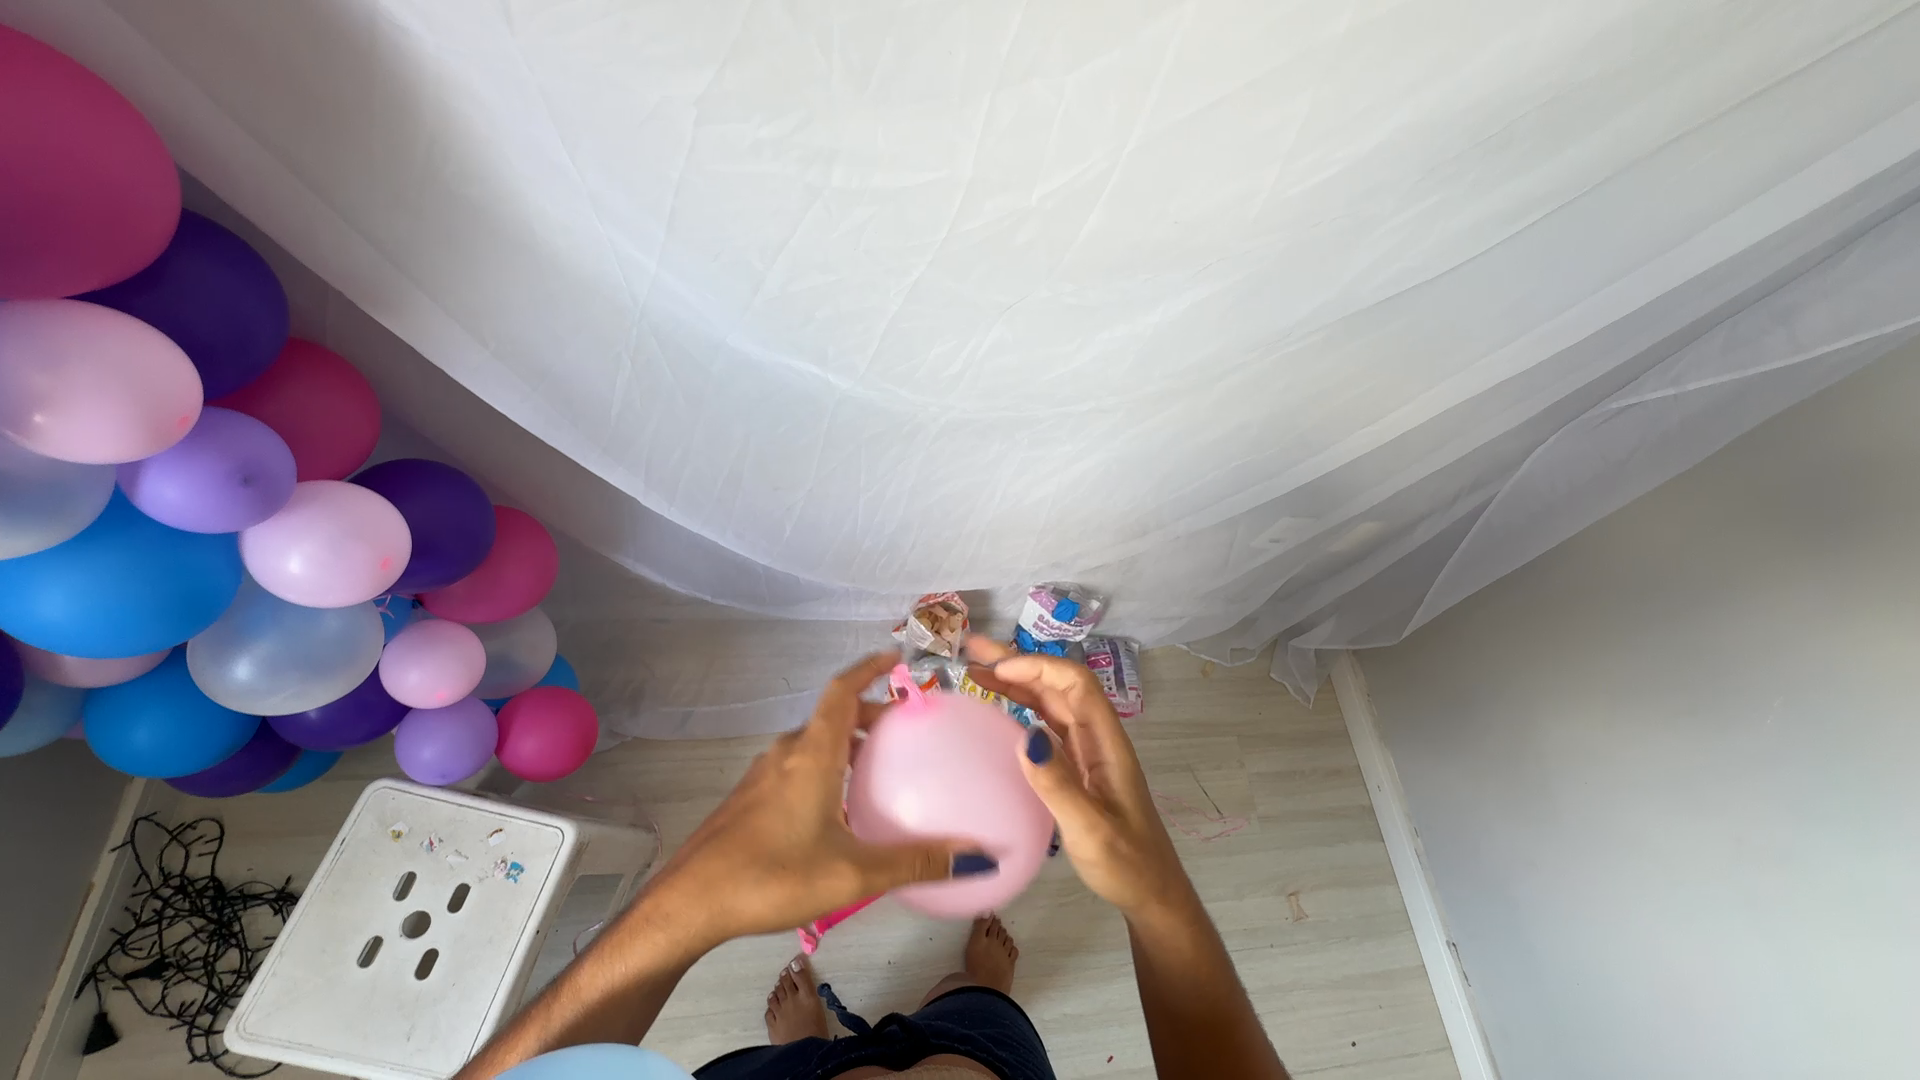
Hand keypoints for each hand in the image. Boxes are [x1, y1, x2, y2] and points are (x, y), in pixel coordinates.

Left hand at [642, 651, 986, 951]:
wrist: (688, 904)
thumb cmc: (772, 876)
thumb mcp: (852, 873)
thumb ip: (915, 862)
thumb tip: (978, 855)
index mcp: (811, 754)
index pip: (842, 690)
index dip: (869, 668)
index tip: (895, 657)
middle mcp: (786, 753)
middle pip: (832, 716)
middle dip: (868, 713)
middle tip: (904, 728)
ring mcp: (762, 776)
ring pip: (812, 742)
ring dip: (846, 742)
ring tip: (878, 767)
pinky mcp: (748, 799)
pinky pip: (796, 765)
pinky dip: (826, 766)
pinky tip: (837, 810)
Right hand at [964, 638, 1192, 918]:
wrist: (1151, 894)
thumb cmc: (1127, 863)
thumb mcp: (1091, 830)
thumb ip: (1058, 785)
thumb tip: (1025, 736)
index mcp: (1107, 742)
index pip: (1076, 684)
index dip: (1038, 667)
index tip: (997, 670)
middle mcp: (1097, 738)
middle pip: (1059, 685)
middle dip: (1019, 663)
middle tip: (973, 650)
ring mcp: (1087, 752)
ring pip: (1051, 702)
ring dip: (1016, 683)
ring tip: (975, 671)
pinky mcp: (1077, 768)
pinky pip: (1047, 726)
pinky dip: (1020, 710)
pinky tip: (997, 712)